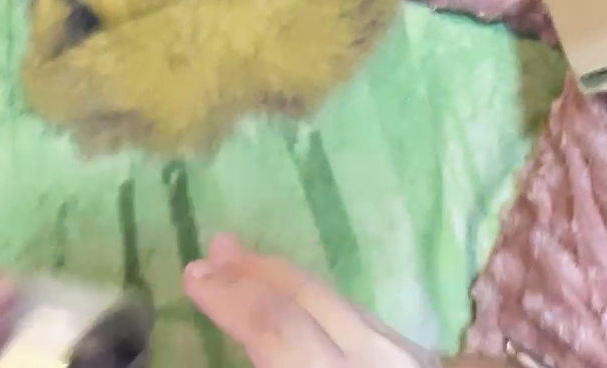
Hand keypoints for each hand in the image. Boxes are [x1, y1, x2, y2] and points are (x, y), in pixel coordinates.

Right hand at [184, 234, 436, 367]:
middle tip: (210, 250)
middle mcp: (375, 359)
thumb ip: (286, 358)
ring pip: (335, 300)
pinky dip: (316, 299)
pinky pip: (355, 314)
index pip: (280, 331)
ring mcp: (402, 351)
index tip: (192, 275)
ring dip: (284, 279)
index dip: (232, 300)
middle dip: (253, 272)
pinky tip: (298, 298)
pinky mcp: (414, 353)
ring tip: (243, 261)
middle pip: (308, 299)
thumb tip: (253, 349)